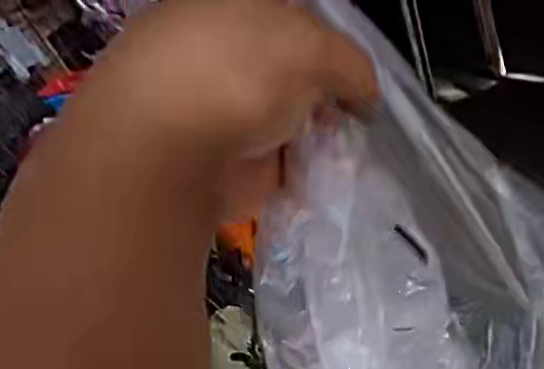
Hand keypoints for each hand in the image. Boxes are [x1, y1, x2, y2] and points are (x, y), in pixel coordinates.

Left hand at [67, 0, 377, 216]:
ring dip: (328, 138)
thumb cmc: (237, 76)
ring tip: (343, 153)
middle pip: (306, 72)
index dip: (339, 51)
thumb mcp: (310, 48)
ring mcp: (238, 102)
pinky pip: (293, 160)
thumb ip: (352, 65)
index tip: (361, 82)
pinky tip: (325, 176)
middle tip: (354, 119)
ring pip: (303, 118)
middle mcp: (236, 47)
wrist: (178, 147)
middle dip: (336, 97)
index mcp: (241, 4)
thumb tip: (366, 99)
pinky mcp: (244, 153)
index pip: (304, 21)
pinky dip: (313, 170)